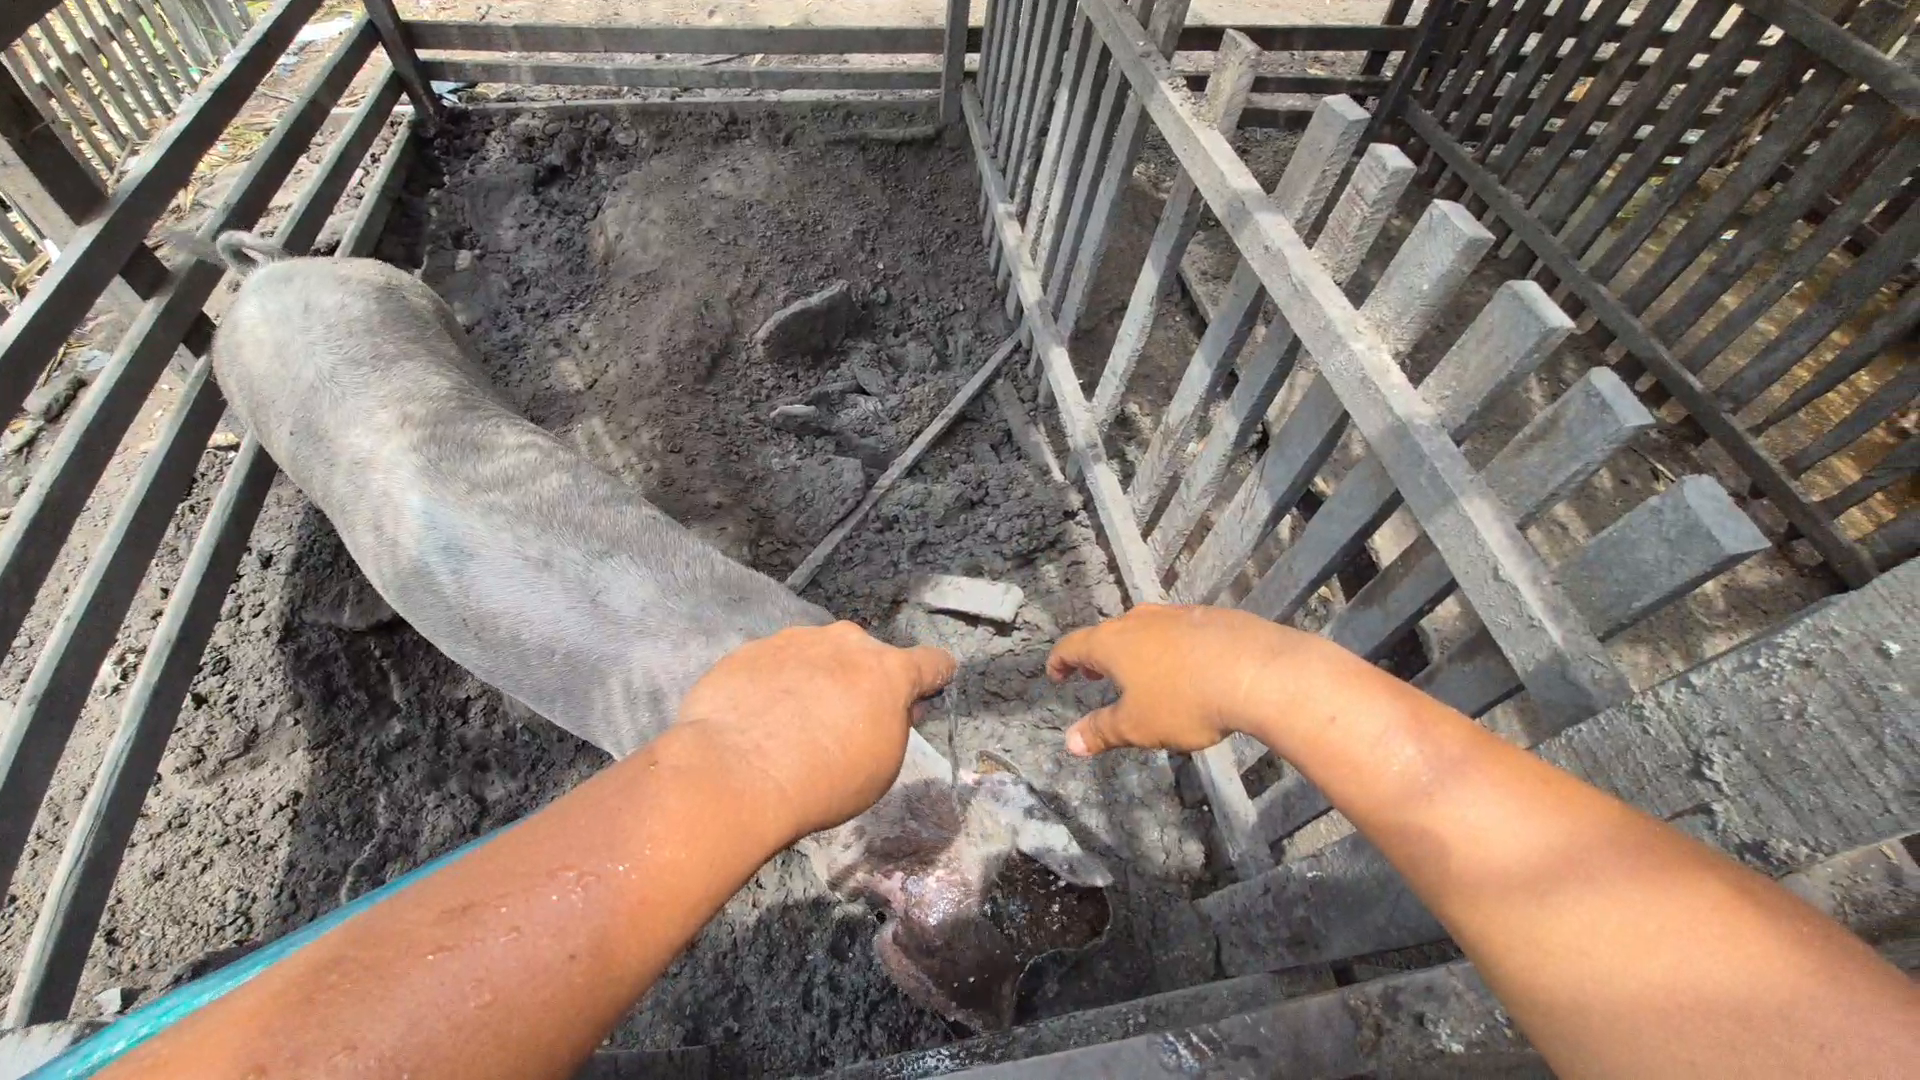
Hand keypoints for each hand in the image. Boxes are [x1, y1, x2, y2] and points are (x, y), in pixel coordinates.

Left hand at [677, 621, 954, 838]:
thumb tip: (890, 707)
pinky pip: (774, 665)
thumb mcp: (882, 766)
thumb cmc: (825, 780)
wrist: (735, 774)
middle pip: (867, 657)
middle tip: (845, 722)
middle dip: (864, 682)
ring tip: (791, 724)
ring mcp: (793, 640)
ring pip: (817, 656)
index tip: (930, 687)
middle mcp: (844, 642)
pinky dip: (774, 686)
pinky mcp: (749, 650)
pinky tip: (757, 720)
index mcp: (888, 670)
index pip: (931, 662)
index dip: (935, 676)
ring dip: (817, 680)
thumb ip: (894, 725)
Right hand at [1047, 604, 1345, 755]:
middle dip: (1098, 655)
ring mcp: (1178, 614)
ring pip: (1145, 629)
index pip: (1073, 645)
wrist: (1259, 671)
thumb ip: (1101, 731)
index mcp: (1113, 642)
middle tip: (1095, 674)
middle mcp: (1140, 621)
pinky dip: (1170, 647)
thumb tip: (1069, 742)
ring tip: (1140, 671)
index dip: (1060, 661)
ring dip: (1135, 649)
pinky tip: (1187, 667)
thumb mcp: (1137, 726)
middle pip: (1109, 633)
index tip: (1056, 674)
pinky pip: (1179, 631)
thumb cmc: (1185, 700)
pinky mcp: (1212, 617)